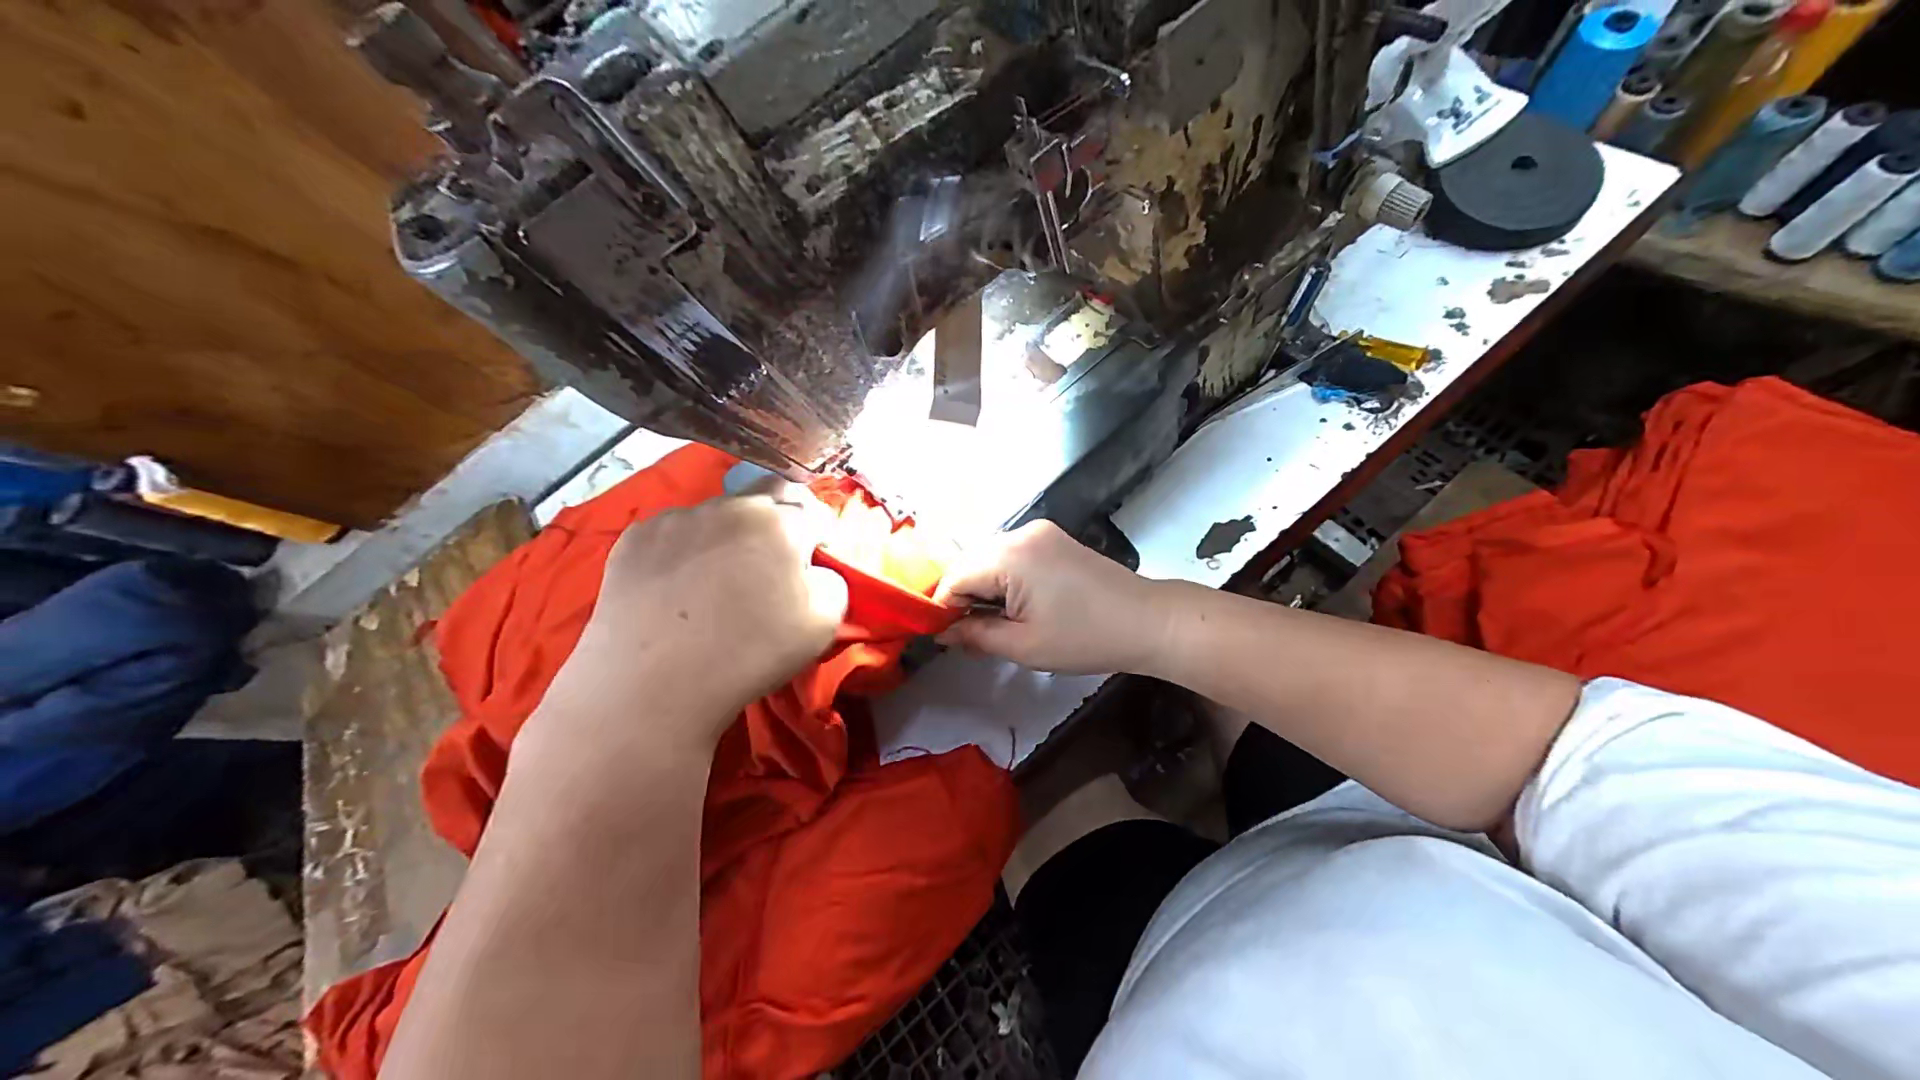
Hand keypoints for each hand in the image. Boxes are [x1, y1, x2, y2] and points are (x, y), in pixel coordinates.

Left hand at [541, 488, 849, 752]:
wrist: (654, 683)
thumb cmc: (750, 654)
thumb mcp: (824, 623)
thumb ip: (832, 581)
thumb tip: (812, 569)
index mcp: (781, 522)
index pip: (812, 507)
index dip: (816, 533)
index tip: (810, 559)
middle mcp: (730, 506)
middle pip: (765, 497)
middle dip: (775, 523)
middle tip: (767, 567)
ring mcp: (678, 517)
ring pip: (718, 513)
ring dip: (728, 534)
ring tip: (716, 579)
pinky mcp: (637, 537)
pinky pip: (674, 531)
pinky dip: (684, 550)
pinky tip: (677, 587)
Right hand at [933, 521, 1169, 674]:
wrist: (1147, 621)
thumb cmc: (1086, 637)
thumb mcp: (1024, 645)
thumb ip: (975, 636)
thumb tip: (942, 633)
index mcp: (1011, 556)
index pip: (955, 577)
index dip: (943, 608)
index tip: (942, 637)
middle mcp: (1021, 533)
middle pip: (970, 563)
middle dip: (962, 597)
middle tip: (966, 636)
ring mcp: (1039, 533)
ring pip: (989, 558)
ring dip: (982, 588)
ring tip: (991, 624)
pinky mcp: (1053, 539)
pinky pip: (1011, 556)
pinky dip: (1003, 579)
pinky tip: (1012, 606)